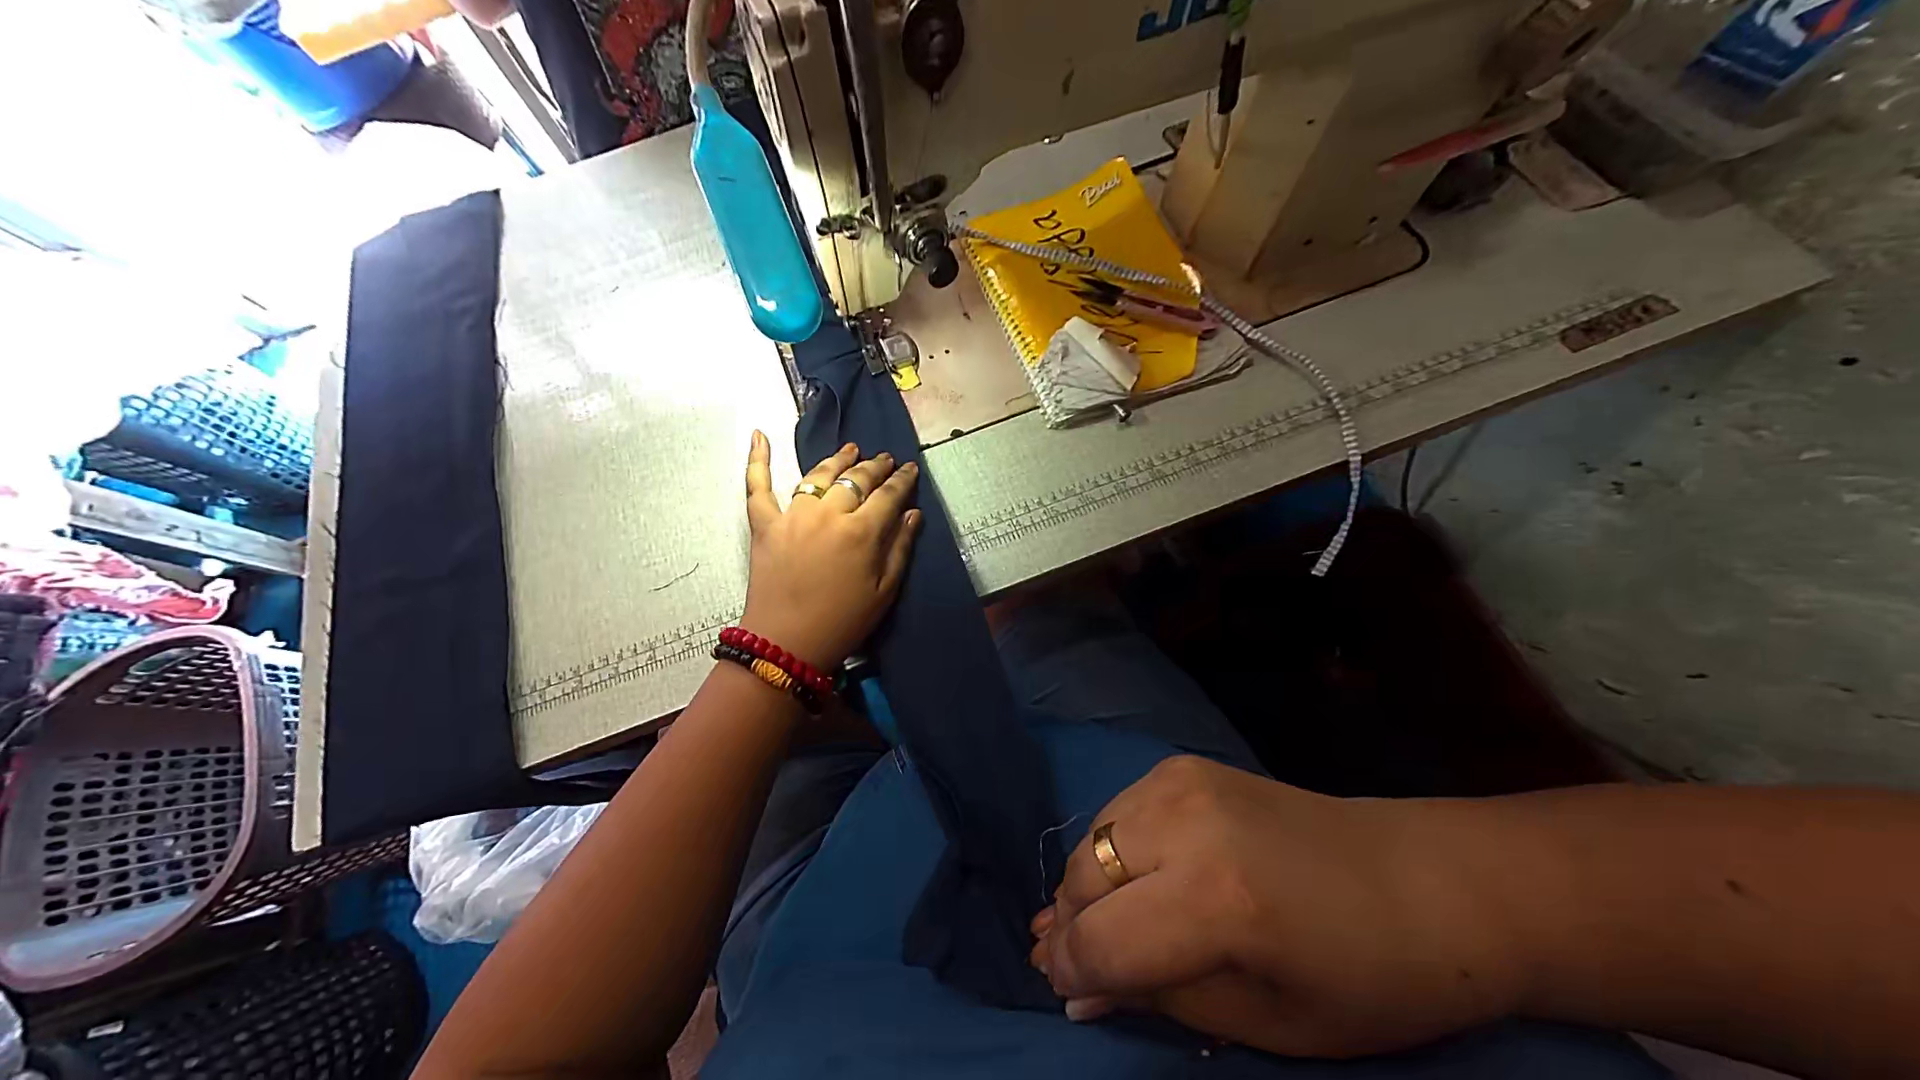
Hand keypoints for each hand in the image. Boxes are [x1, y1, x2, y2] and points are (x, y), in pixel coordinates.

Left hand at [739, 432, 922, 670]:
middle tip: (885, 459)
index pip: (888, 495)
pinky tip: (759, 436)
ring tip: (850, 450)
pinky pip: (757, 487)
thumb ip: (900, 548)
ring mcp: (793, 516)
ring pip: (818, 476)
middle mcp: (828, 514)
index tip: (910, 469)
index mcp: (861, 532)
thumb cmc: (843, 622)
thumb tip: (912, 513)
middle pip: (856, 480)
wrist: (786, 644)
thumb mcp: (885, 591)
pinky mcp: (764, 524)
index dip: (902, 480)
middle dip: (875, 466)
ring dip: (837, 459)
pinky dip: (757, 460)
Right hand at [1031, 757, 1525, 1057]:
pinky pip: (1116, 813)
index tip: (1063, 993)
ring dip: (1087, 887)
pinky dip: (1110, 851)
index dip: (1073, 973)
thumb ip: (1159, 999)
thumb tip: (1079, 993)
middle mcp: (1185, 822)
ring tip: (1101, 925)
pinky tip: (1132, 880)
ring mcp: (1181, 781)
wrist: (1424, 881)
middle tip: (1078, 967)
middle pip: (1083, 879)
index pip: (1102, 941)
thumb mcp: (1264, 1021)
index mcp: (1217, 899)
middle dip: (1071, 929)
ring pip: (1091, 840)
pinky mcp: (1183, 765)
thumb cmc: (1366, 978)